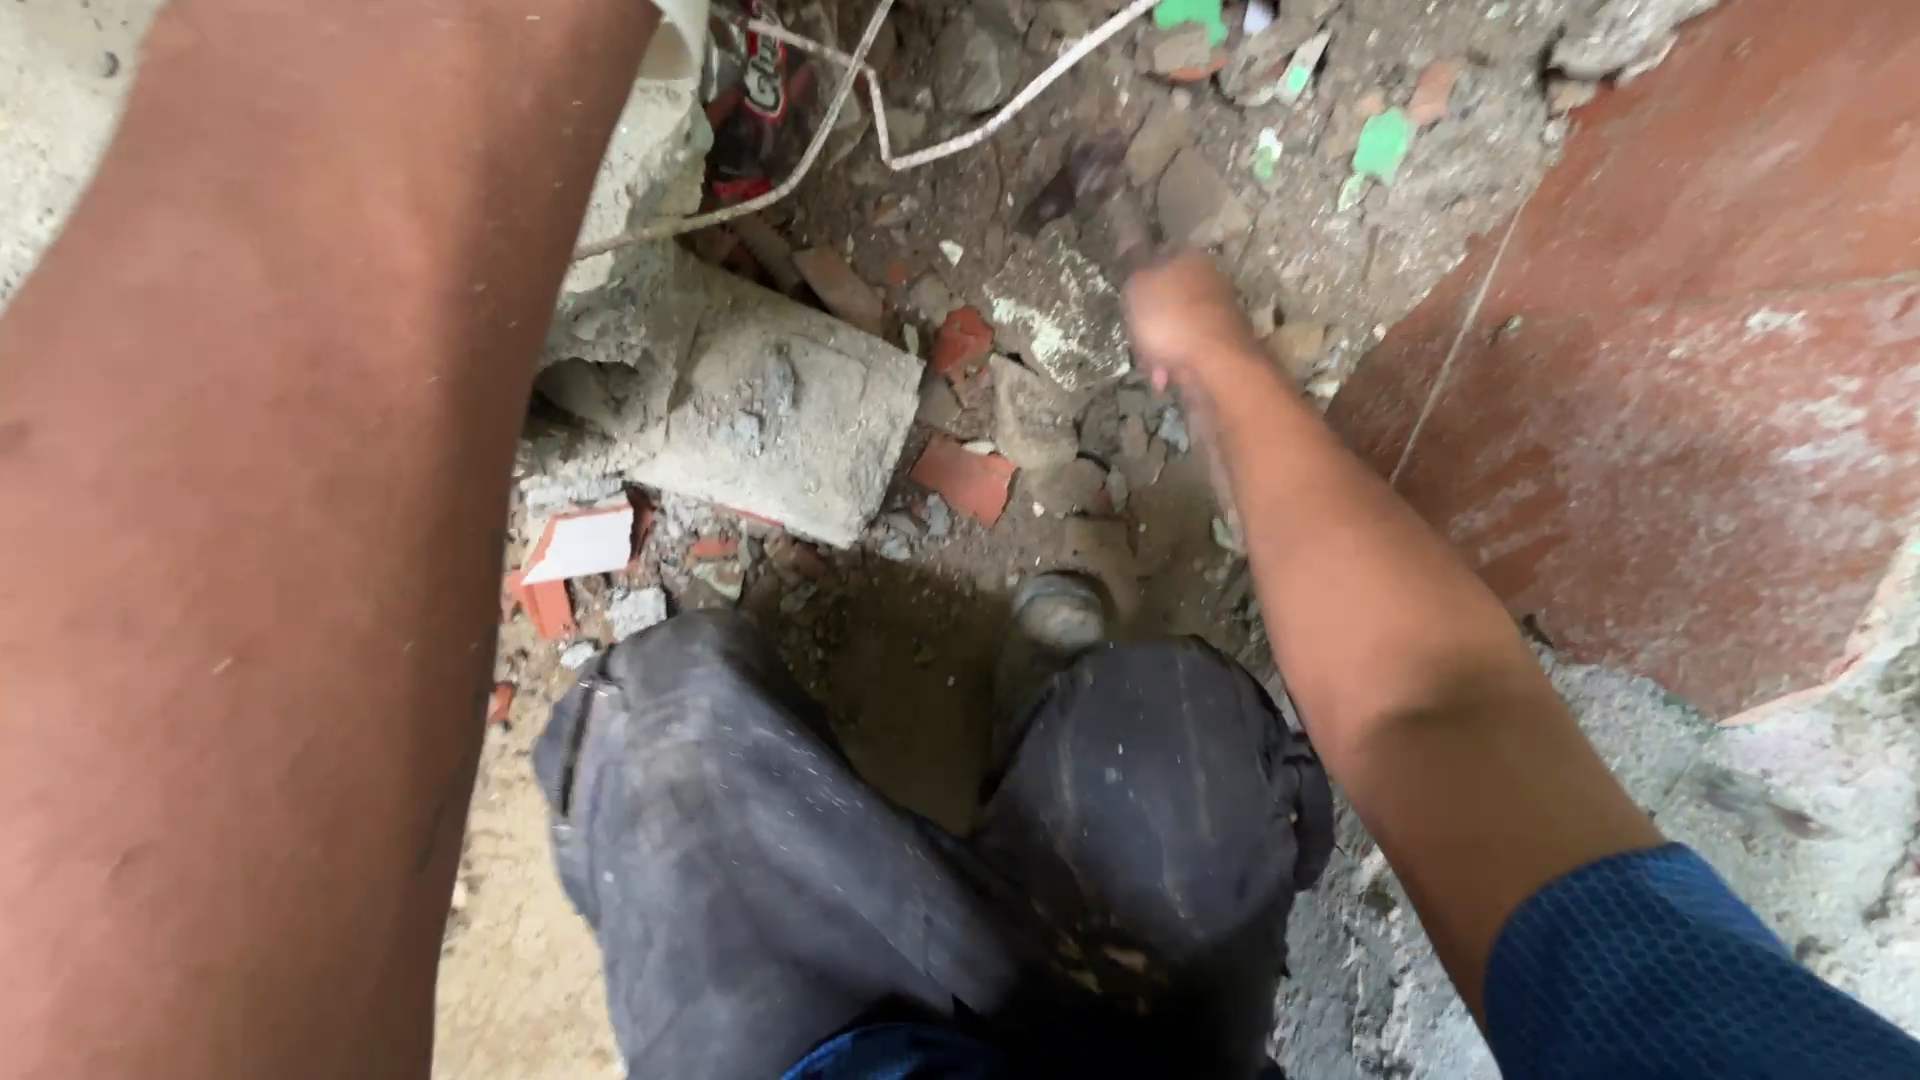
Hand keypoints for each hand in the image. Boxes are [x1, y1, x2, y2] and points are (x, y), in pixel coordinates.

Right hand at [1121, 251, 1263, 391]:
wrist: (1216, 360)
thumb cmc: (1170, 318)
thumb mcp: (1138, 286)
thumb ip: (1132, 264)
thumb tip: (1129, 236)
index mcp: (1188, 258)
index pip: (1153, 264)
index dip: (1135, 289)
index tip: (1128, 310)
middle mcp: (1206, 279)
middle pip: (1162, 301)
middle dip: (1146, 326)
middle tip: (1138, 342)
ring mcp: (1216, 311)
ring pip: (1173, 327)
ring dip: (1158, 349)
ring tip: (1154, 369)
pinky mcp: (1221, 340)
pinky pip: (1187, 348)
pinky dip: (1174, 361)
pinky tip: (1167, 376)